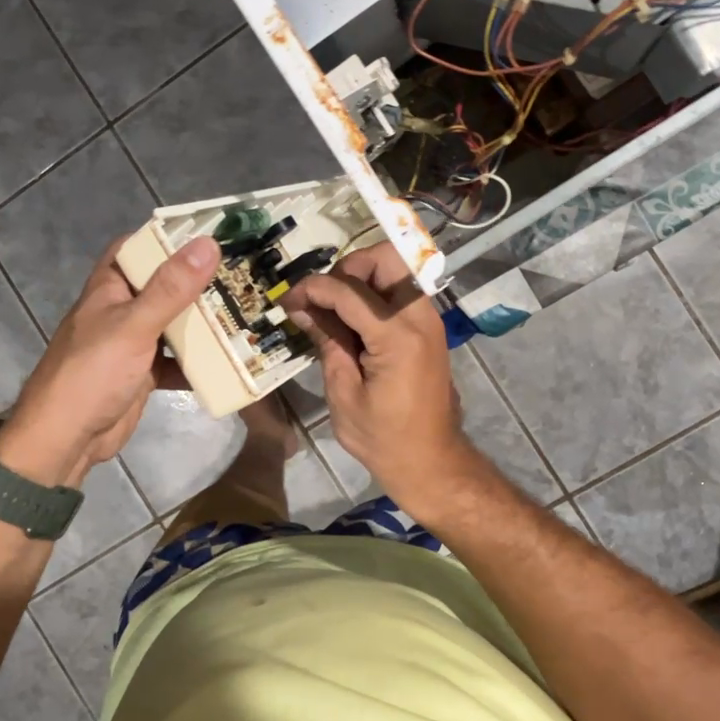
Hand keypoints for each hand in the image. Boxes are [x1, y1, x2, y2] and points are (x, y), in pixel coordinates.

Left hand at [0, 236, 219, 488]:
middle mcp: (121, 310)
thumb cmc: (92, 373)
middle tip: (244, 274)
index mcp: (110, 287)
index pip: (138, 247)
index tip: (211, 233)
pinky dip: (198, 363)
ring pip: (174, 324)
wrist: (65, 440)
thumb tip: (208, 244)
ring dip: (203, 323)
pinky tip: (228, 361)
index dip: (169, 237)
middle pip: (164, 286)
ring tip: (246, 311)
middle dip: (199, 282)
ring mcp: (132, 344)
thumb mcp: (134, 325)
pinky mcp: (143, 374)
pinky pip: (176, 361)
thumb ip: (171, 288)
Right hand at [281, 242, 483, 518]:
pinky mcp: (429, 328)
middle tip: (323, 298)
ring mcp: (430, 320)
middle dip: (349, 268)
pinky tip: (351, 320)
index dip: (313, 288)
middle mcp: (420, 317)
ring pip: (397, 270)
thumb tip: (303, 308)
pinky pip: (401, 292)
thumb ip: (327, 342)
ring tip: (333, 309)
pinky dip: (375, 293)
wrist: (431, 461)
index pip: (349, 291)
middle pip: (387, 259)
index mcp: (398, 337)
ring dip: (363, 278)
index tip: (288, 298)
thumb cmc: (383, 437)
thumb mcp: (344, 393)